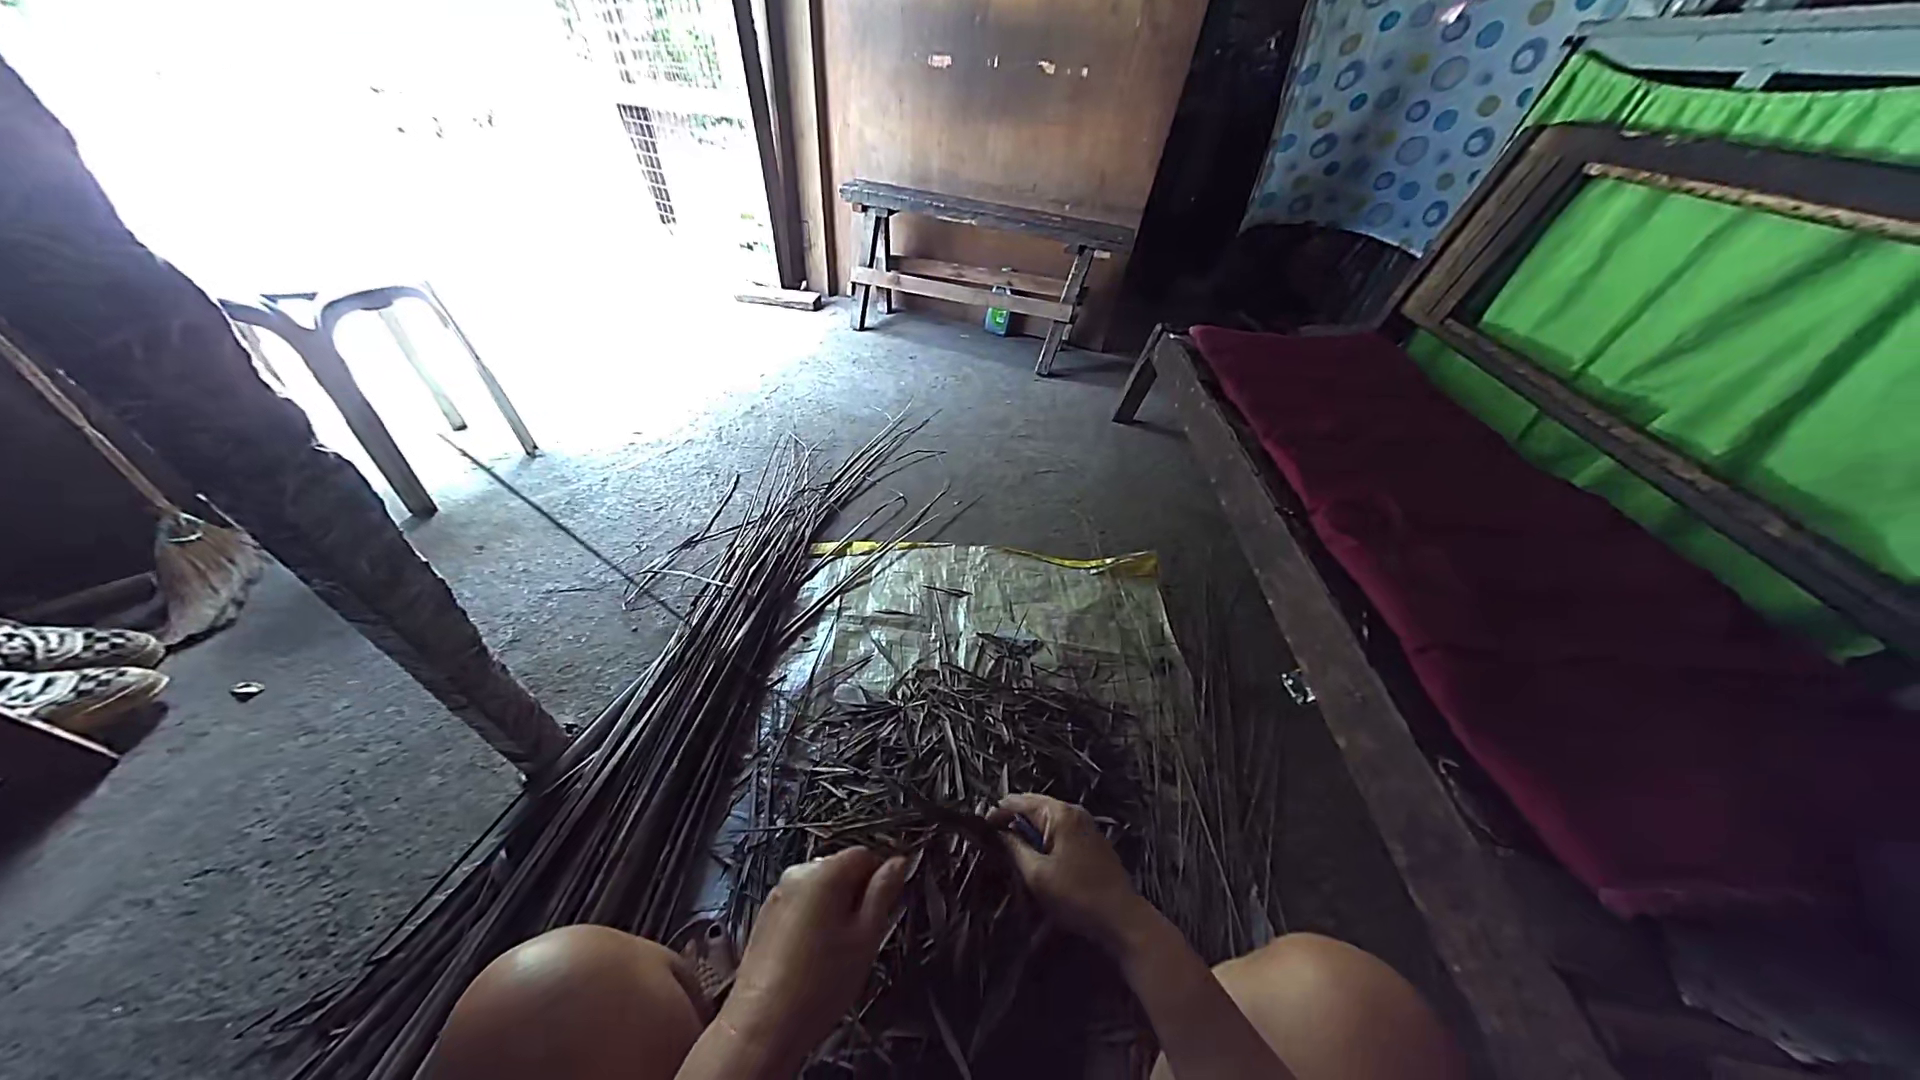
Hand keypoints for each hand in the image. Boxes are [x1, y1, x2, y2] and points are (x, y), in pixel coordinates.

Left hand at [717, 847, 908, 1065]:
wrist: (760, 1027)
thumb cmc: (820, 983)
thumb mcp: (866, 937)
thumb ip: (884, 892)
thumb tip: (899, 862)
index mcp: (826, 872)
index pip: (865, 853)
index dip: (881, 876)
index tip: (885, 907)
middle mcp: (798, 872)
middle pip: (841, 868)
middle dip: (857, 893)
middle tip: (862, 934)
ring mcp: (778, 893)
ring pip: (821, 887)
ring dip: (835, 907)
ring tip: (837, 949)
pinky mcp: (765, 915)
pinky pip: (801, 903)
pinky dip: (813, 919)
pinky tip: (814, 955)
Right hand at [988, 793, 1148, 952]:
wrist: (1122, 920)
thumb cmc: (1077, 895)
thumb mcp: (1037, 874)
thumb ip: (1014, 848)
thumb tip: (999, 833)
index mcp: (1060, 813)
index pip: (1019, 801)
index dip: (997, 814)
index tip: (981, 831)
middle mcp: (1073, 811)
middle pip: (1034, 807)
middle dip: (1012, 821)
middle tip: (993, 842)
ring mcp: (1085, 825)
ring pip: (1047, 820)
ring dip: (1028, 832)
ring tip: (1011, 851)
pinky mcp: (1091, 841)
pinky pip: (1060, 831)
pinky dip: (1044, 839)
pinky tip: (1036, 858)